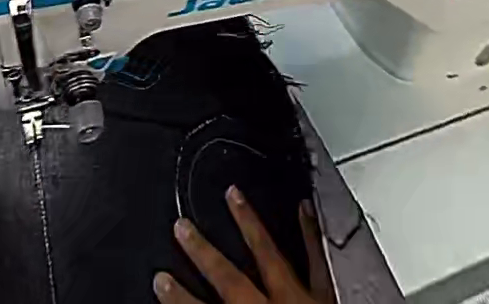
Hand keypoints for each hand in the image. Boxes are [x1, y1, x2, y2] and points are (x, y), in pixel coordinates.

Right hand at [155, 187, 334, 303]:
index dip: (180, 298)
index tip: (161, 278)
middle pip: (230, 280)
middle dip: (204, 253)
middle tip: (183, 227)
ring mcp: (300, 302)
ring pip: (269, 256)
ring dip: (249, 225)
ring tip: (234, 194)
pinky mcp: (327, 299)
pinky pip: (317, 261)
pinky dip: (309, 232)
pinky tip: (303, 206)